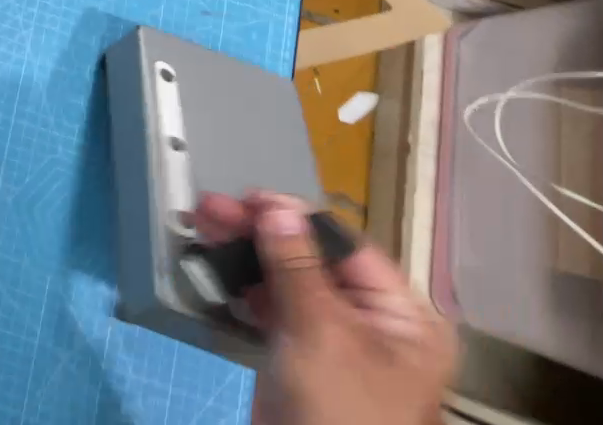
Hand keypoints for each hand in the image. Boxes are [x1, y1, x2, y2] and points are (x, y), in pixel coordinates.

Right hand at [195, 193, 456, 424]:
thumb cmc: (339, 407)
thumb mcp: (320, 332)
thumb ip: (296, 266)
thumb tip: (277, 206)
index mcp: (402, 316)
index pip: (347, 247)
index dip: (296, 218)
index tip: (245, 198)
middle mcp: (371, 320)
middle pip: (310, 258)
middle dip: (258, 231)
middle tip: (207, 209)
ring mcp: (332, 337)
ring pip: (284, 277)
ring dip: (243, 251)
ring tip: (200, 227)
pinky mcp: (297, 352)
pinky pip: (269, 304)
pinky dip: (241, 283)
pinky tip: (212, 267)